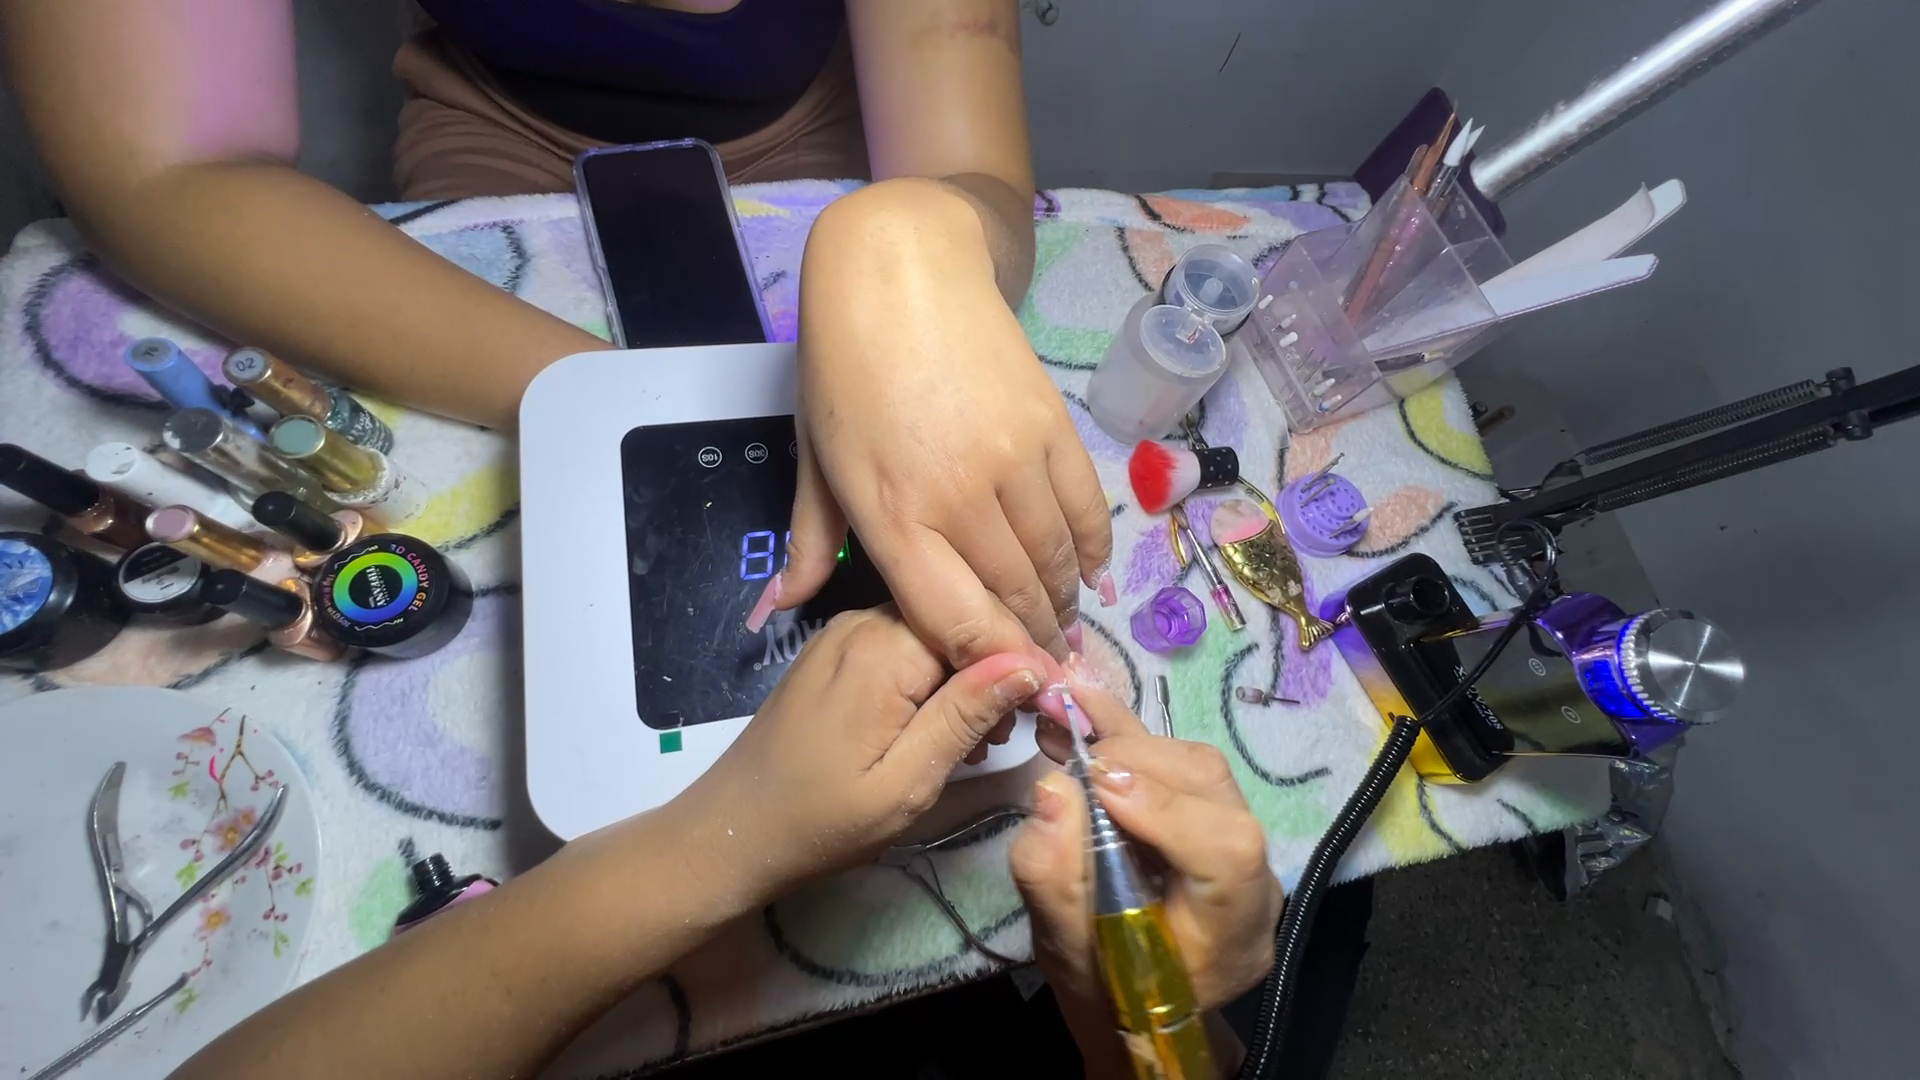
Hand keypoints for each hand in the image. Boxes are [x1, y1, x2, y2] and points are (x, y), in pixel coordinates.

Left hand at [669, 605, 1042, 907]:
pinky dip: (928, 679)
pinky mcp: (836, 647)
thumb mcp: (907, 782)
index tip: (1040, 713)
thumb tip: (1033, 663)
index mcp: (883, 646)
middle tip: (996, 740)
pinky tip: (930, 726)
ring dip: (961, 680)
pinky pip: (902, 644)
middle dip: (990, 674)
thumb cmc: (821, 821)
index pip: (979, 625)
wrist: (730, 832)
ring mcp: (846, 629)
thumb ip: (966, 715)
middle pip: (956, 624)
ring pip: (934, 633)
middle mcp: (864, 619)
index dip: (1017, 666)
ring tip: (967, 743)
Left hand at [757, 180, 1114, 668]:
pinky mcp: (1052, 429)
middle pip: (1013, 600)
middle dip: (1031, 643)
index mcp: (891, 516)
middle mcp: (957, 499)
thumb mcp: (815, 456)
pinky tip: (1087, 572)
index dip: (989, 666)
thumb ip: (808, 540)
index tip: (1008, 685)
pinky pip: (1087, 510)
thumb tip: (775, 605)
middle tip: (1042, 664)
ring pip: (1056, 562)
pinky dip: (1093, 551)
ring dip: (1064, 604)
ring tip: (1062, 623)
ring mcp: (1013, 462)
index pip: (955, 622)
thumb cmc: (844, 368)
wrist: (903, 269)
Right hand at [1009, 678, 1282, 1067]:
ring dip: (1131, 744)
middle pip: (1214, 789)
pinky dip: (1129, 730)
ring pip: (1199, 763)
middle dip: (1136, 762)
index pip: (1228, 851)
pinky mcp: (1211, 807)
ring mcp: (1238, 837)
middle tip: (1072, 763)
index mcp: (1231, 931)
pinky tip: (1085, 701)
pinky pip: (1179, 757)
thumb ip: (1053, 876)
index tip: (1095, 784)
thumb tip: (1052, 789)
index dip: (1164, 805)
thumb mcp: (1063, 944)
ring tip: (1075, 742)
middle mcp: (1252, 877)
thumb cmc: (1103, 980)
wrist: (1133, 990)